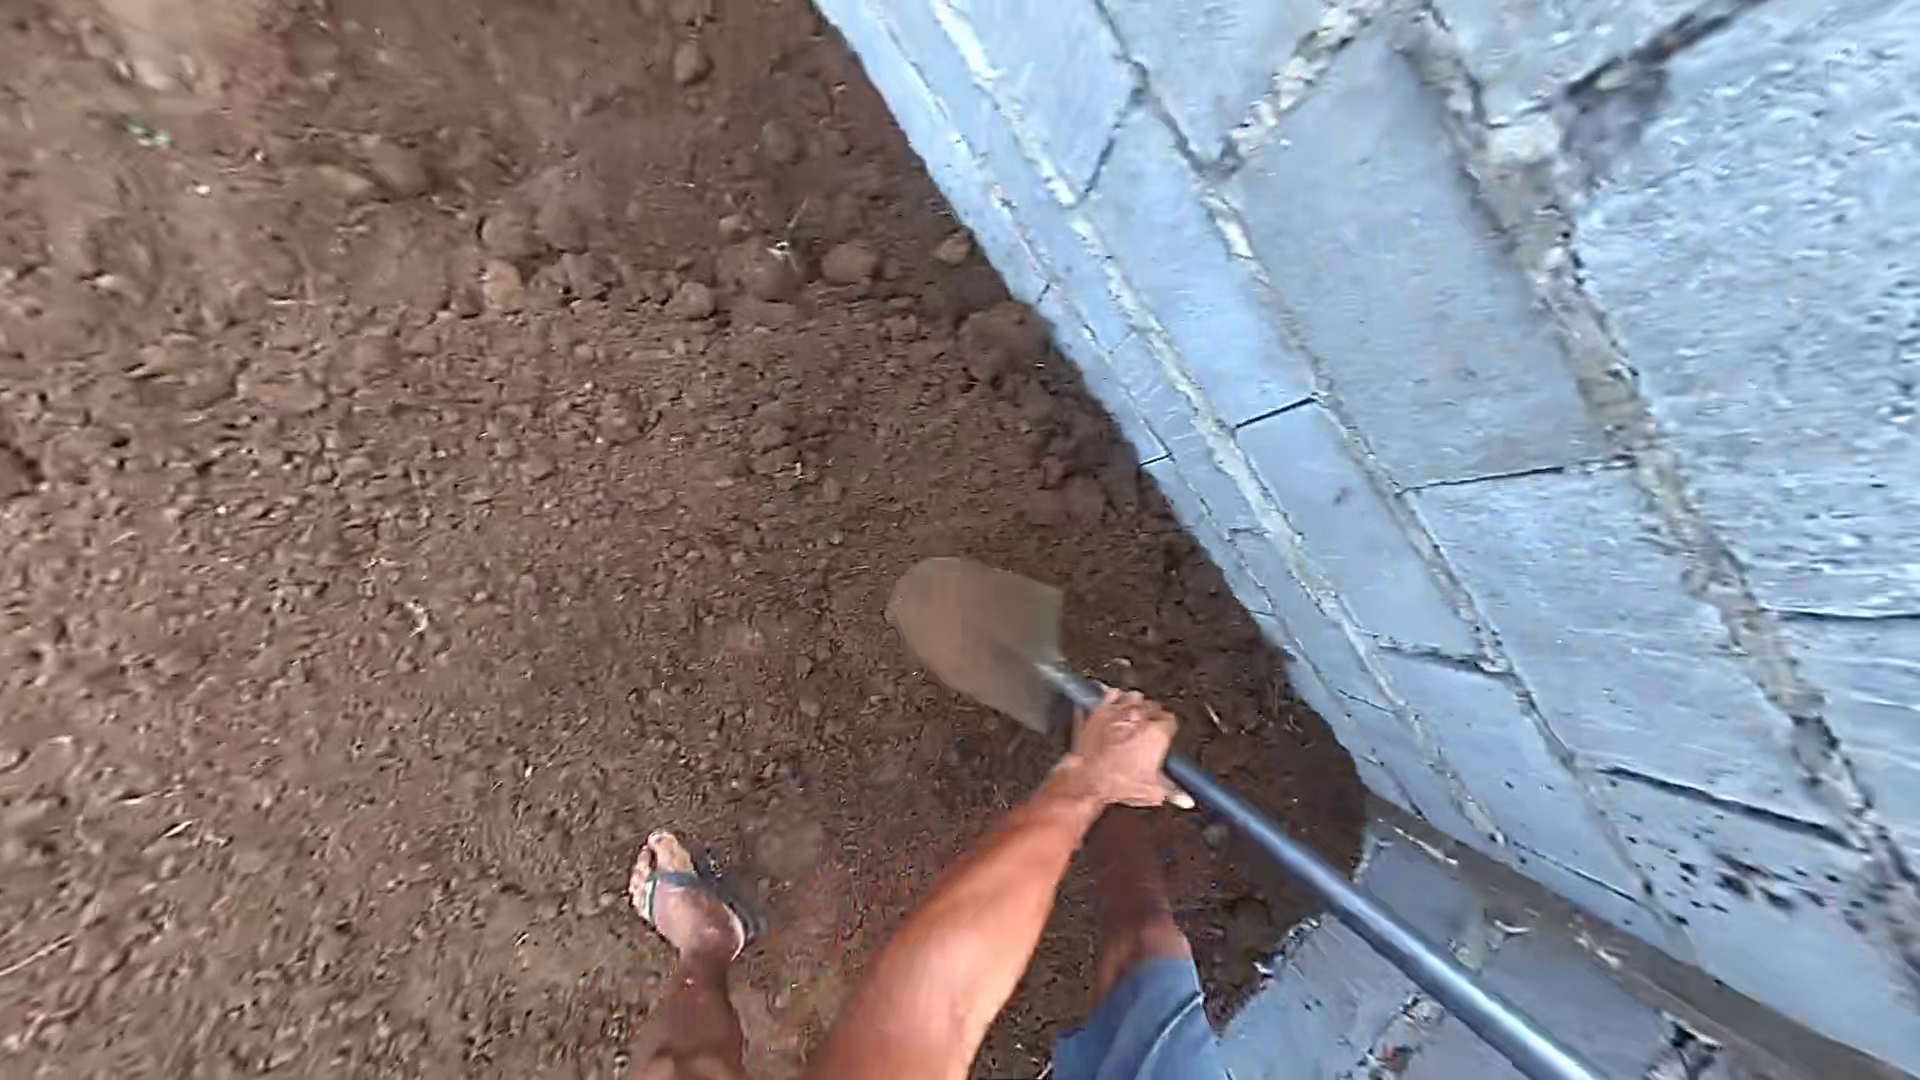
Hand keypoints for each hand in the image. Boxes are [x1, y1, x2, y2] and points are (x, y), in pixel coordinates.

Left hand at [1058, 688, 1184, 807]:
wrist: (1088, 778)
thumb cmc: (1117, 782)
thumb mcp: (1153, 792)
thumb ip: (1173, 791)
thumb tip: (1183, 797)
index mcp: (1156, 733)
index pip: (1170, 720)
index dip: (1168, 727)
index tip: (1165, 733)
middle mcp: (1138, 717)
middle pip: (1153, 706)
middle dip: (1154, 715)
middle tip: (1150, 728)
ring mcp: (1118, 711)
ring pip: (1134, 696)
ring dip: (1136, 704)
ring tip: (1135, 714)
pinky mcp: (1100, 711)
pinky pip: (1111, 694)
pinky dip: (1115, 697)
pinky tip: (1116, 705)